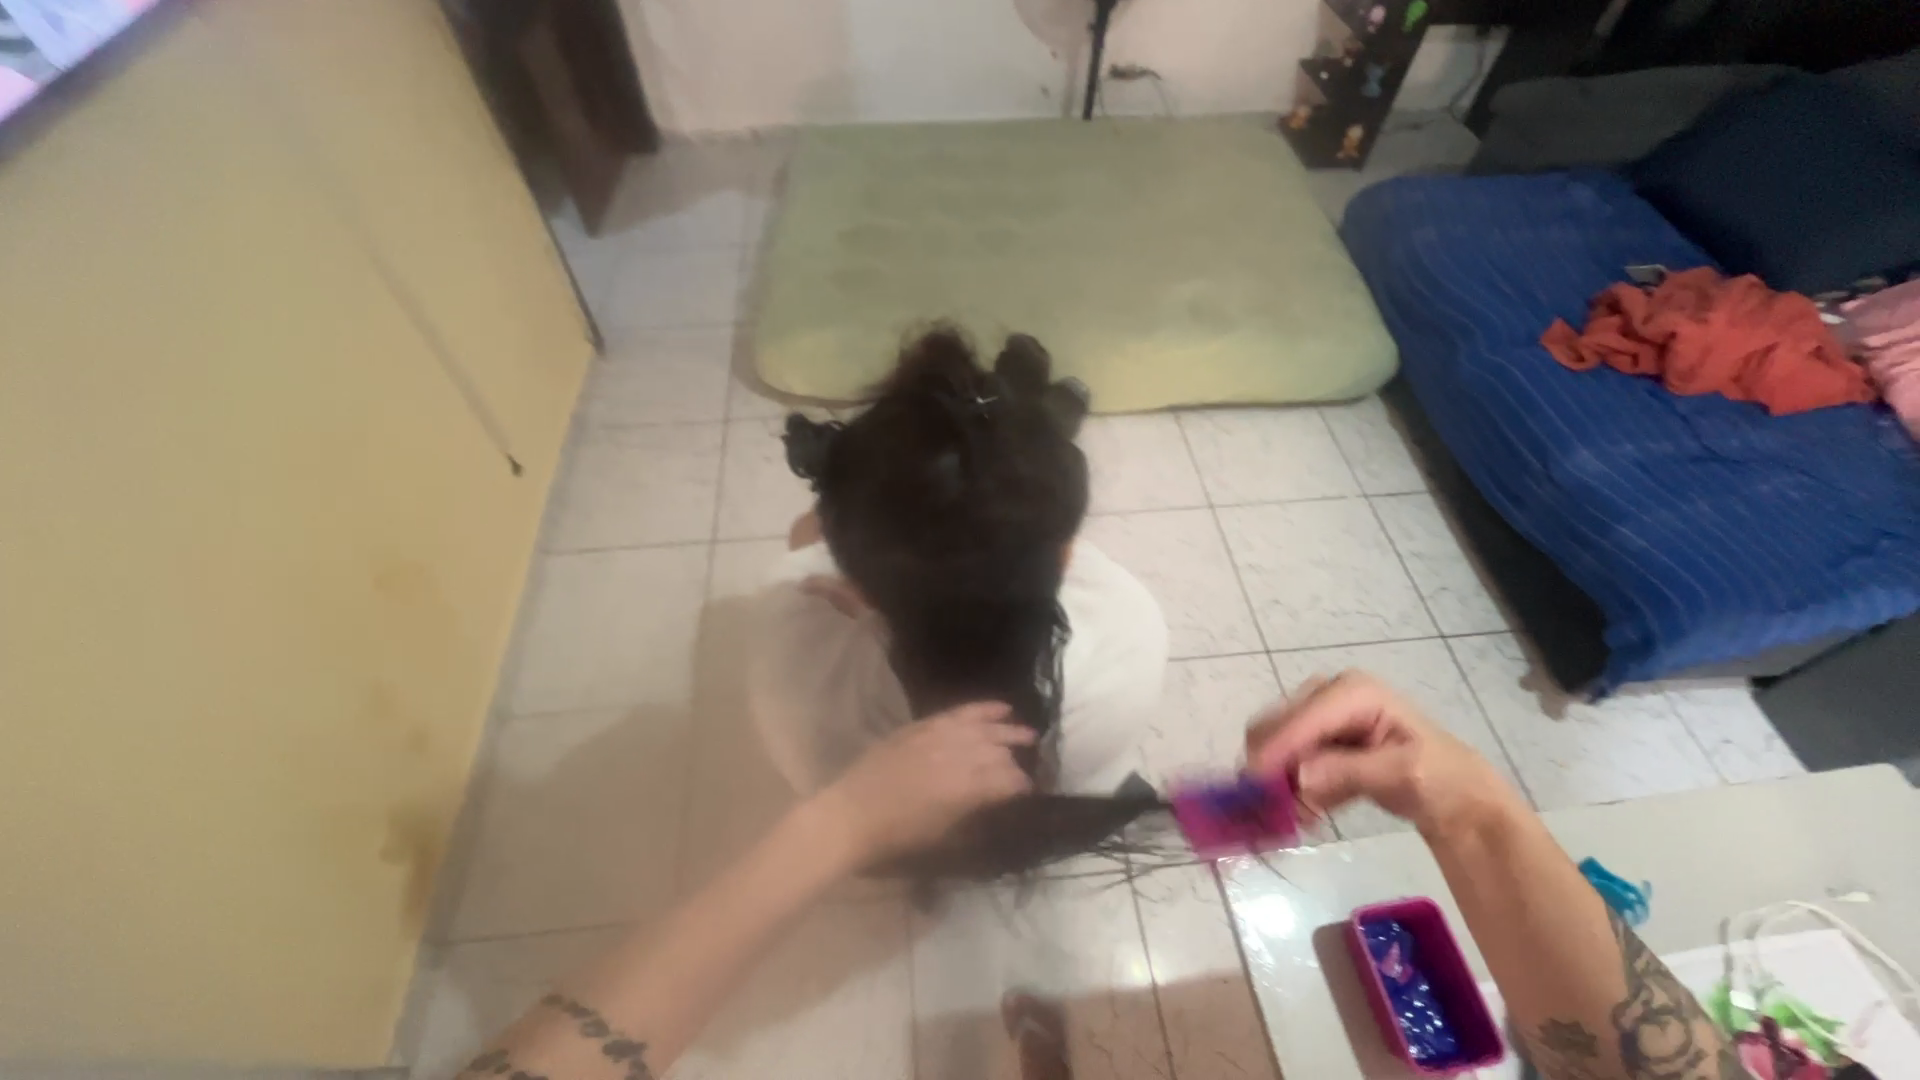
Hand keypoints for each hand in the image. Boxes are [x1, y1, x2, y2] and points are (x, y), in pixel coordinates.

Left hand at [810, 702, 1035, 867]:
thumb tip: (998, 803)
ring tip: (1027, 734)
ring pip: (984, 729)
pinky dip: (984, 709)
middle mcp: (958, 757)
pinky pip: (960, 712)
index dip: (1024, 787)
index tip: (1031, 794)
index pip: (1009, 781)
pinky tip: (1002, 708)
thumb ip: (976, 815)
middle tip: (1031, 768)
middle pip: (999, 753)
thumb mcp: (945, 835)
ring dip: (1009, 732)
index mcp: (967, 789)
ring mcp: (940, 736)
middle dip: (1017, 762)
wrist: (853, 814)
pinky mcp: (924, 725)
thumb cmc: (897, 835)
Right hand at [1245, 671, 1522, 836]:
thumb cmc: (1442, 779)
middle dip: (1270, 766)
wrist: (1460, 797)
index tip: (1254, 785)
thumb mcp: (1403, 774)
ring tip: (1293, 816)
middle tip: (1270, 807)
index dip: (1275, 749)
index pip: (1300, 718)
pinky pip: (1287, 762)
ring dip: (1278, 781)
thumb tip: (1298, 777)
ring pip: (1274, 744)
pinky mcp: (1317, 741)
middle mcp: (1328, 695)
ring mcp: (1320, 717)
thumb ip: (1348, 772)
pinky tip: (1305, 813)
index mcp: (1352, 691)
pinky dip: (1290, 789)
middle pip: (1276, 725)